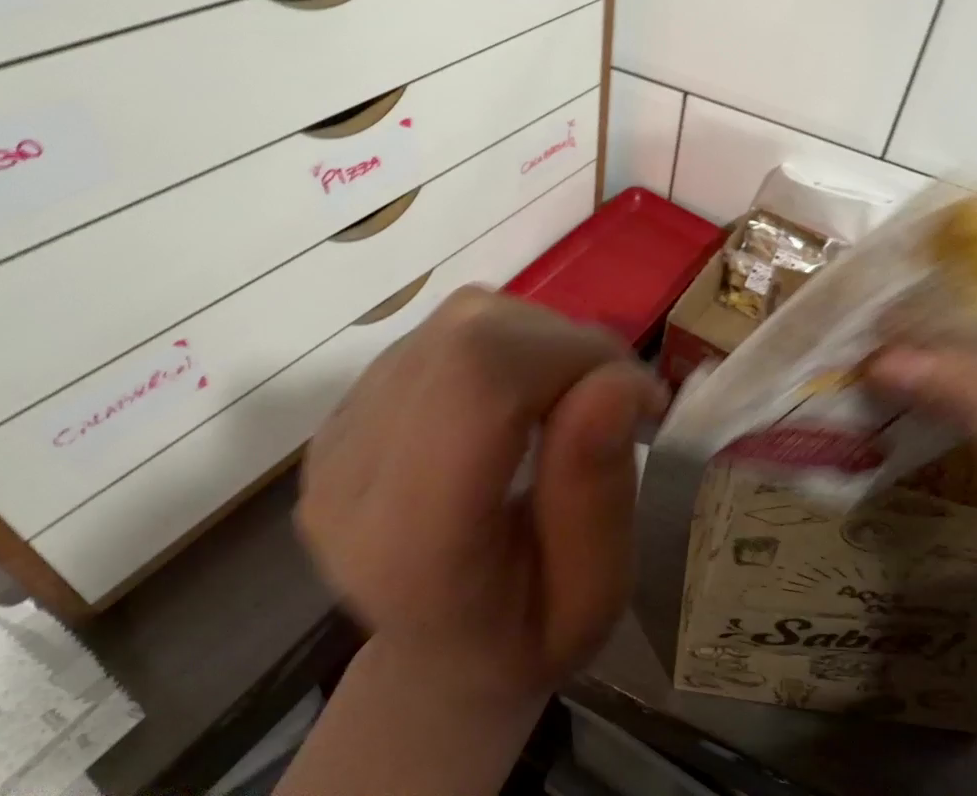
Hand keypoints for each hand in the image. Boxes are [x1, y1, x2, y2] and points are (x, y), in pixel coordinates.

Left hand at [297, 287, 664, 707]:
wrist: (439, 655)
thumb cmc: (527, 639)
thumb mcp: (593, 597)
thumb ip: (597, 492)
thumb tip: (618, 378)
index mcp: (409, 540)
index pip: (478, 381)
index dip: (573, 358)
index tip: (640, 396)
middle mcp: (350, 474)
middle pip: (467, 336)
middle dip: (567, 346)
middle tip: (612, 397)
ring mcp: (335, 436)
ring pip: (456, 321)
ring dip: (537, 342)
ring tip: (567, 400)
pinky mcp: (342, 412)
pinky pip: (440, 335)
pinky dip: (504, 348)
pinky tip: (518, 402)